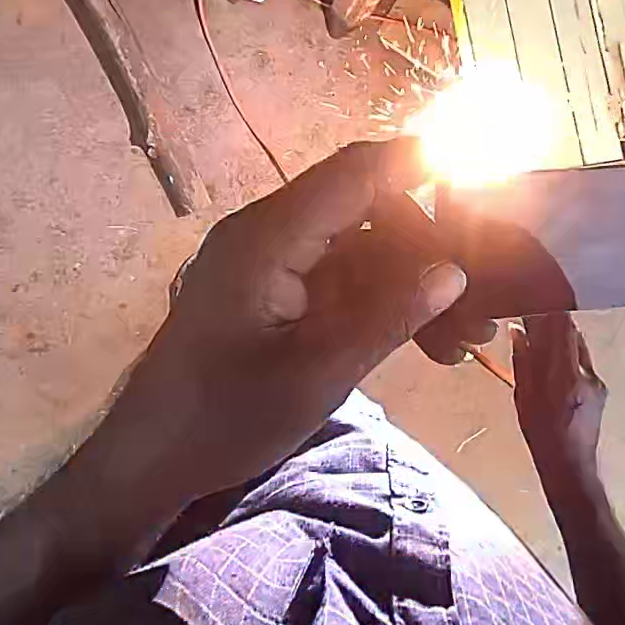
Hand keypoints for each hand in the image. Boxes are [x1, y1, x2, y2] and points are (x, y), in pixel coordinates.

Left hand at [85, 140, 468, 505]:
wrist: (149, 461)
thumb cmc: (221, 420)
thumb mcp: (315, 376)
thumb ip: (387, 319)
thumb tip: (453, 274)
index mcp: (268, 237)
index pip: (353, 174)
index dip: (414, 162)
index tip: (474, 167)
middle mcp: (273, 231)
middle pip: (369, 209)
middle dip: (427, 248)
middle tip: (475, 302)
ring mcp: (278, 258)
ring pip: (367, 244)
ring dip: (414, 279)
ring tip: (461, 338)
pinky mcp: (284, 285)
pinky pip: (349, 273)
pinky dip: (388, 298)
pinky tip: (427, 341)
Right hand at [512, 313, 606, 486]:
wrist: (570, 465)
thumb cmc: (540, 431)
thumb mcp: (523, 395)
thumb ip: (522, 360)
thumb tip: (518, 330)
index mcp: (562, 372)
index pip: (560, 326)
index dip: (549, 307)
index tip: (536, 296)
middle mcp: (583, 371)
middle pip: (570, 332)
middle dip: (553, 319)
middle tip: (536, 311)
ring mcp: (595, 379)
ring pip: (577, 345)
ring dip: (561, 336)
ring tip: (544, 335)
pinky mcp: (600, 388)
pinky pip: (582, 361)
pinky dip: (569, 355)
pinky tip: (556, 362)